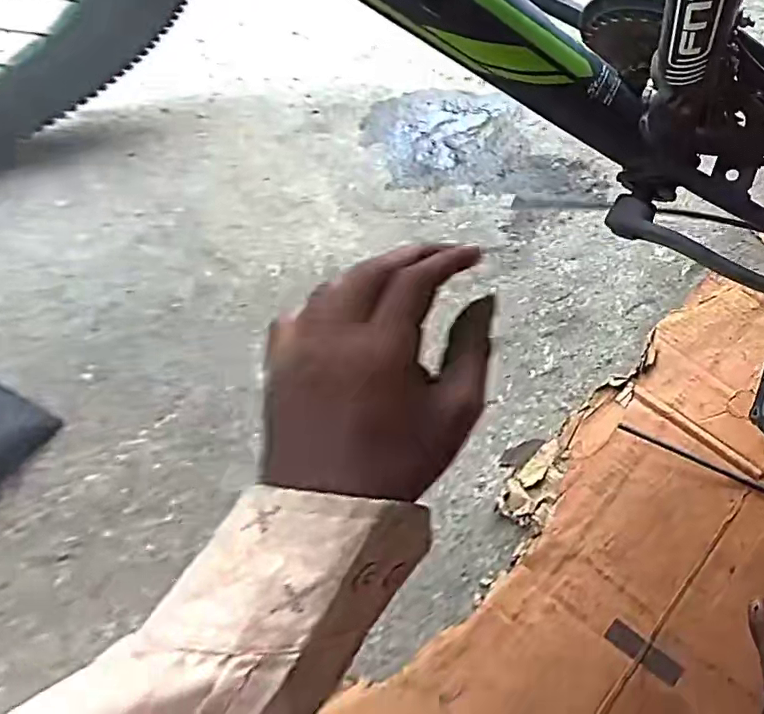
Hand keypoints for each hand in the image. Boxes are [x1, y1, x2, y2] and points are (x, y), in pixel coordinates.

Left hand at [261, 245, 494, 501]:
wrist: (328, 512)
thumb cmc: (403, 460)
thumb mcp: (459, 406)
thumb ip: (473, 345)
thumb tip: (483, 301)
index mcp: (382, 347)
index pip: (416, 280)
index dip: (449, 261)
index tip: (474, 256)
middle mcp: (335, 337)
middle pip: (373, 271)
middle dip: (413, 254)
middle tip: (445, 253)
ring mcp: (300, 350)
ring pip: (335, 286)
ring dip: (374, 270)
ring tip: (404, 270)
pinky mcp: (279, 366)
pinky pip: (301, 313)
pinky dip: (332, 297)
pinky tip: (349, 304)